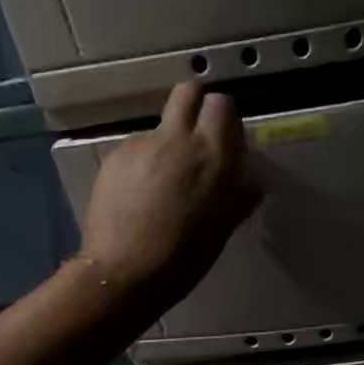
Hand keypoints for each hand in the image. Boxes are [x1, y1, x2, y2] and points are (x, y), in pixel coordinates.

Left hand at [80, 82, 259, 312]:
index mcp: (213, 155)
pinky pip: (135, 149)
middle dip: (194, 104)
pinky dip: (140, 164)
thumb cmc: (184, 258)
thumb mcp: (223, 226)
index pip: (222, 103)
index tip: (222, 135)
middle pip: (187, 92)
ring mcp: (142, 145)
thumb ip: (238, 193)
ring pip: (159, 126)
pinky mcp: (115, 156)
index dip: (222, 115)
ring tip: (160, 183)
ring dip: (165, 143)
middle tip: (194, 134)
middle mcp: (178, 139)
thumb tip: (248, 180)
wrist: (125, 272)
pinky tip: (136, 196)